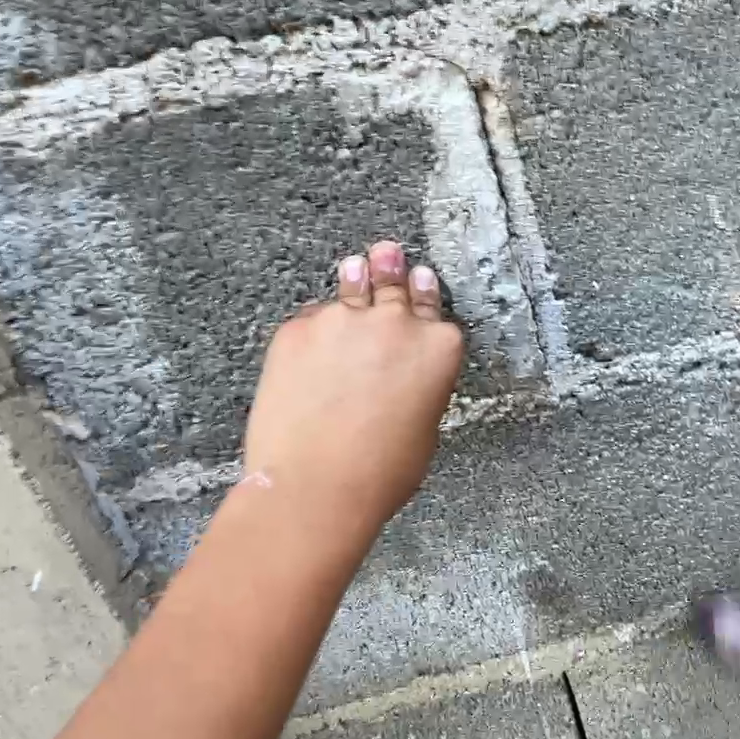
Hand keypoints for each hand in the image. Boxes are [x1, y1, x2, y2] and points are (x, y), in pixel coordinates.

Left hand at [241, 240, 464, 536]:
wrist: (317, 486)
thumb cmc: (381, 471)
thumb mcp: (424, 424)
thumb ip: (420, 382)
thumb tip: (402, 376)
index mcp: (439, 348)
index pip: (434, 308)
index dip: (425, 294)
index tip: (421, 279)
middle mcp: (397, 323)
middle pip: (397, 285)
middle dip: (394, 268)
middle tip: (389, 252)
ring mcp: (346, 320)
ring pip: (353, 284)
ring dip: (357, 274)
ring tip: (356, 264)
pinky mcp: (300, 328)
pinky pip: (312, 316)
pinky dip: (316, 326)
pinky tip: (314, 342)